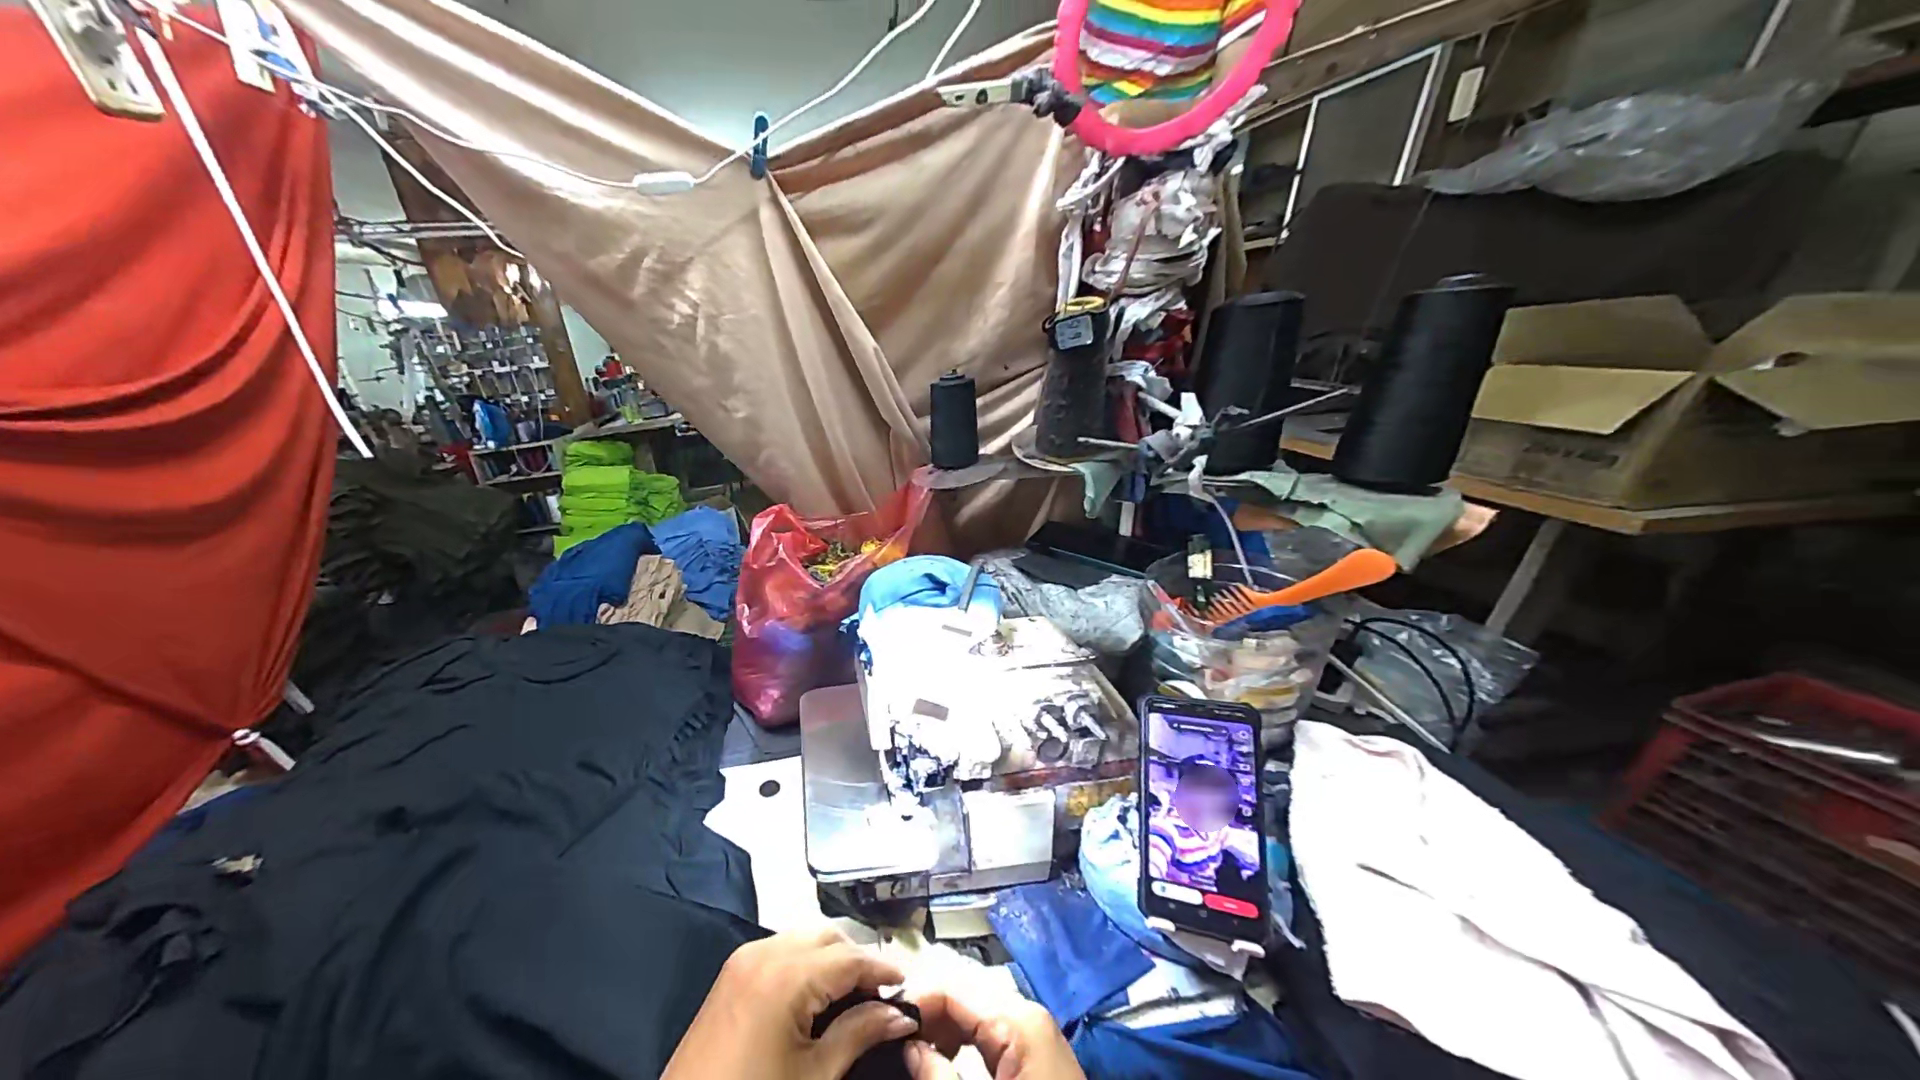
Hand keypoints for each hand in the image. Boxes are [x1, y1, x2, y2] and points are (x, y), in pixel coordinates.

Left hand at [662, 926, 918, 1079]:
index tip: (907, 988)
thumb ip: (859, 1033)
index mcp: (788, 974)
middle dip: (857, 961)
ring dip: (832, 958)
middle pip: (829, 938)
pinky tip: (816, 995)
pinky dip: (806, 962)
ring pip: (805, 938)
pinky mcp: (731, 973)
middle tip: (879, 996)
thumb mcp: (815, 1075)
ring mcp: (744, 959)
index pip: (850, 958)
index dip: (883, 971)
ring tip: (851, 996)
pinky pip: (781, 949)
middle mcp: (766, 952)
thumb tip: (898, 1015)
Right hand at [902, 991, 1084, 1079]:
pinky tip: (940, 1056)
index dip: (914, 1001)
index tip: (882, 1021)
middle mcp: (1025, 1012)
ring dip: (940, 1025)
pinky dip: (961, 1037)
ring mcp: (1032, 1030)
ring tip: (911, 1048)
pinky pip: (988, 1029)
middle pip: (963, 993)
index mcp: (1016, 1020)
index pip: (952, 988)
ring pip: (973, 1009)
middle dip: (926, 1012)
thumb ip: (939, 1077)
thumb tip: (909, 1045)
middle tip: (890, 1036)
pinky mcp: (1032, 1050)